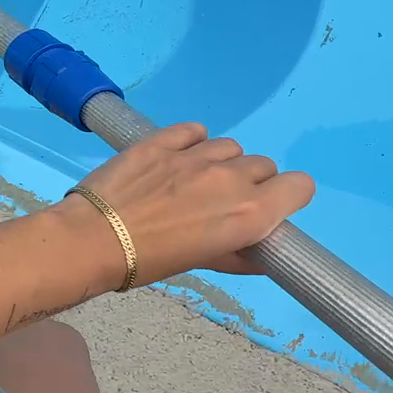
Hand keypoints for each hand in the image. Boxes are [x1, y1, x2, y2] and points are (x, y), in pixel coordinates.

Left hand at [55, 122, 313, 286]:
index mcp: (251, 214)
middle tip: (216, 198)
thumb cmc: (148, 261)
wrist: (93, 240)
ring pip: (228, 147)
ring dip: (218, 160)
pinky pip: (192, 130)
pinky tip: (176, 154)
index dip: (284, 195)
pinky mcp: (160, 142)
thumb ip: (236, 254)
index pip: (299, 186)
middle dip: (248, 180)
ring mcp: (194, 156)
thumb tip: (257, 255)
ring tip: (190, 178)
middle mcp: (231, 179)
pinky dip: (190, 139)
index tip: (264, 204)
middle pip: (262, 166)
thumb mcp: (200, 262)